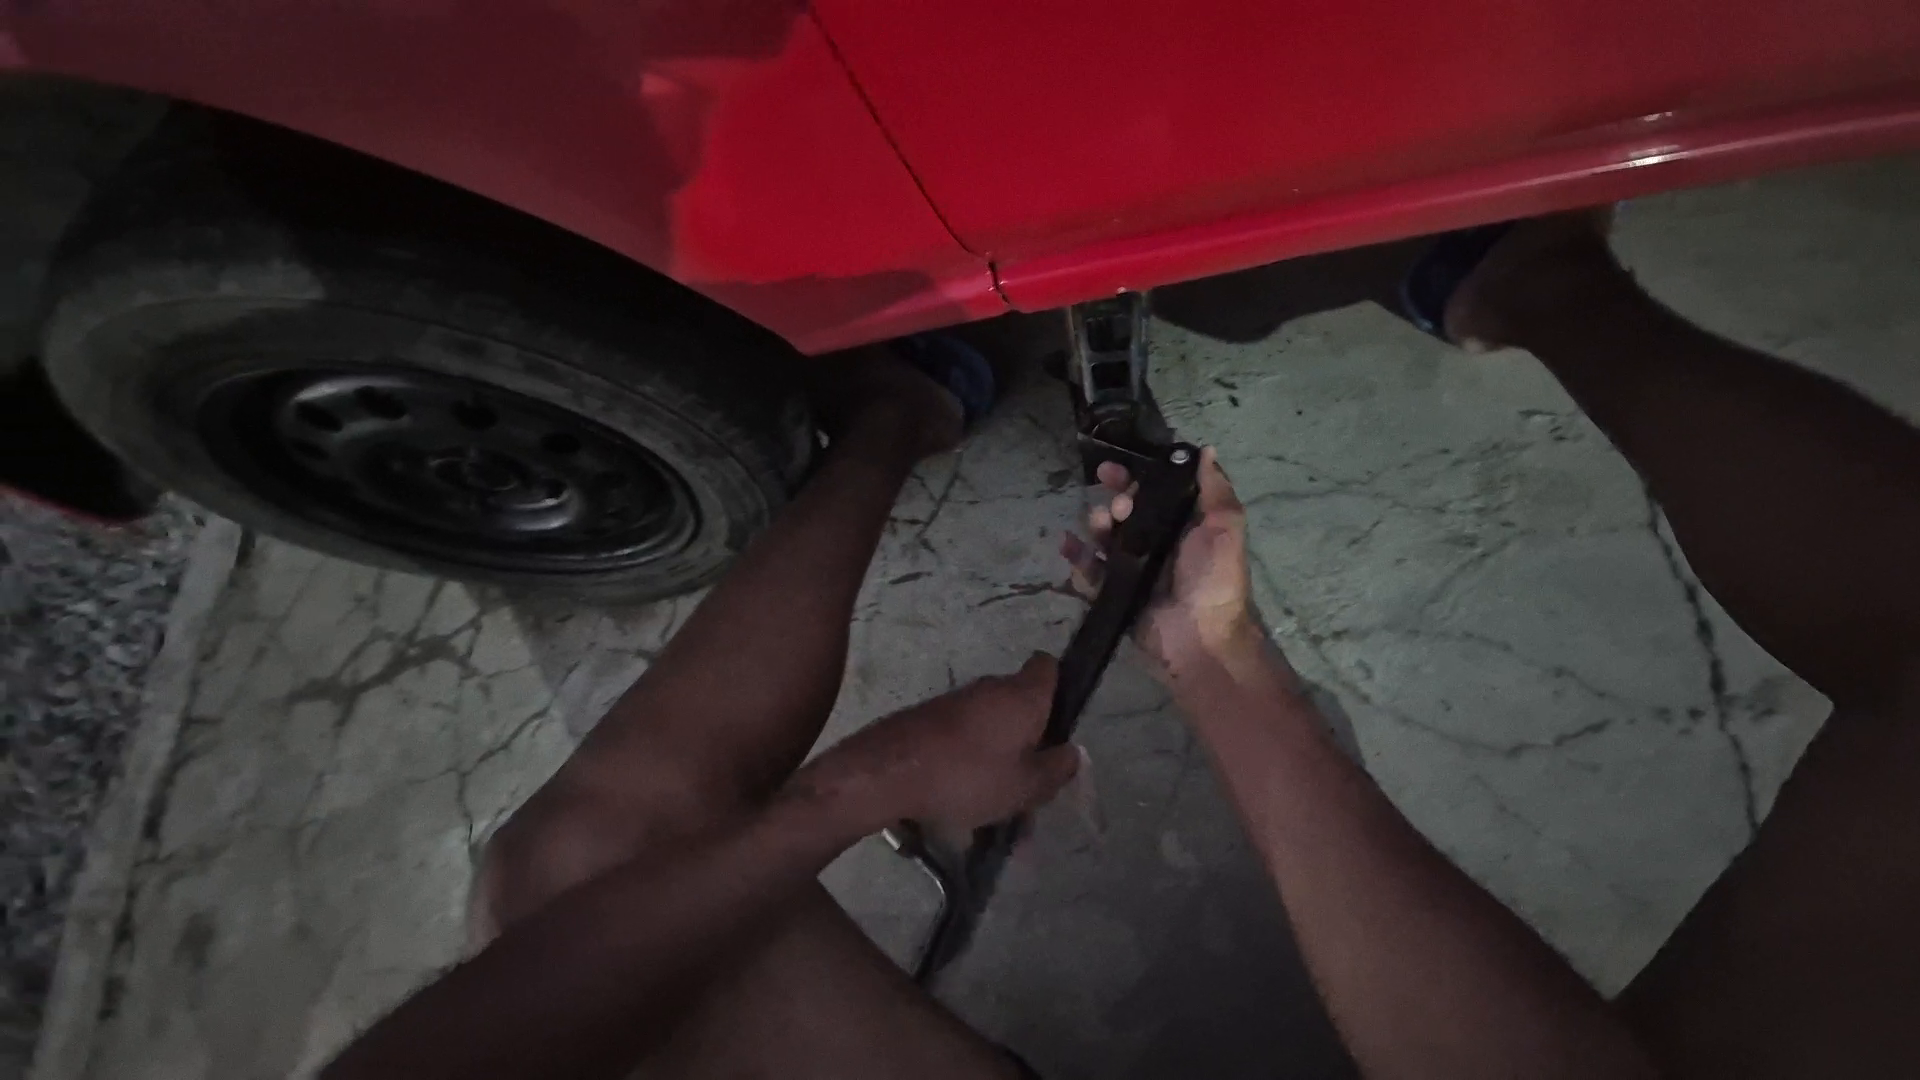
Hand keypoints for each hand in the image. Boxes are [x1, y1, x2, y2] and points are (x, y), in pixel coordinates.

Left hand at [792, 654, 1079, 830]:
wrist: (888, 771)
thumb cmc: (968, 775)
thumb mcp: (1024, 786)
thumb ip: (1055, 770)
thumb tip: (1072, 752)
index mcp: (1021, 696)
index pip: (1048, 667)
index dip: (1059, 688)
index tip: (1059, 724)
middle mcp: (990, 689)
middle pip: (1021, 707)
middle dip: (1030, 746)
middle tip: (1032, 791)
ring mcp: (957, 702)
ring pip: (992, 730)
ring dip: (1000, 764)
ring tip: (999, 816)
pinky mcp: (930, 719)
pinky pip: (965, 740)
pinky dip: (971, 766)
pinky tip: (966, 807)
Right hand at [1061, 446, 1260, 677]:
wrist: (1199, 638)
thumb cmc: (1214, 579)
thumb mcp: (1224, 527)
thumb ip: (1215, 489)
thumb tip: (1207, 450)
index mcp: (1182, 526)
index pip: (1153, 493)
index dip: (1133, 478)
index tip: (1112, 469)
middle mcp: (1156, 543)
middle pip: (1124, 512)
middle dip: (1114, 501)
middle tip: (1117, 508)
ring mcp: (1132, 569)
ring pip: (1104, 538)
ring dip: (1096, 525)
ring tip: (1100, 528)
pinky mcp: (1114, 593)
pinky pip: (1089, 571)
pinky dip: (1077, 557)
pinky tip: (1069, 546)